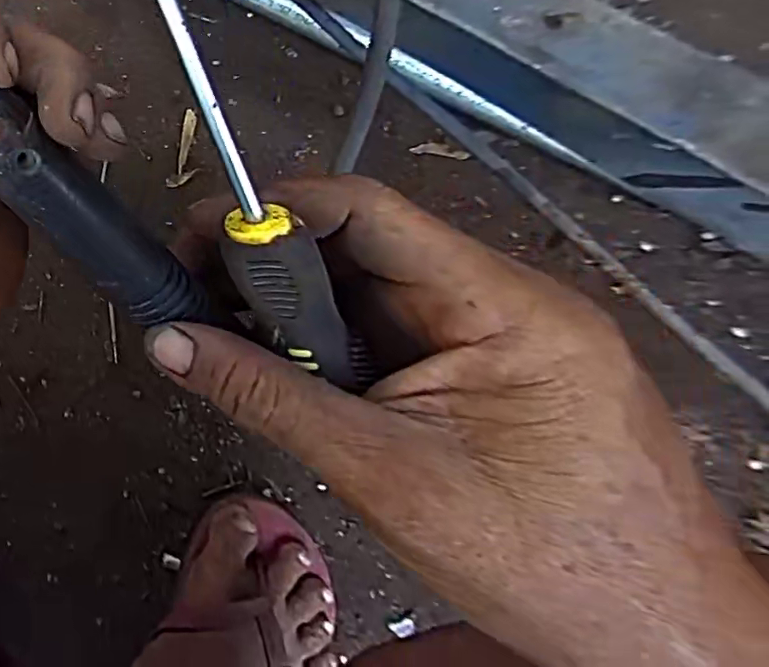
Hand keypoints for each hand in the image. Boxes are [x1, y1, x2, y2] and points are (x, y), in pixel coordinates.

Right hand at [151, 175, 768, 666]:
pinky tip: (263, 358)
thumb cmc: (552, 565)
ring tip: (215, 330)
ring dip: (271, 301)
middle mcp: (486, 300)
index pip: (363, 210)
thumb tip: (166, 341)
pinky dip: (298, 332)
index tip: (199, 239)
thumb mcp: (381, 472)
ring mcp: (471, 330)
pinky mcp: (454, 362)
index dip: (271, 209)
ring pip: (342, 281)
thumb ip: (263, 395)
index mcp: (498, 307)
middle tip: (190, 290)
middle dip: (256, 260)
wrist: (666, 651)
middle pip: (343, 240)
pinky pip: (356, 321)